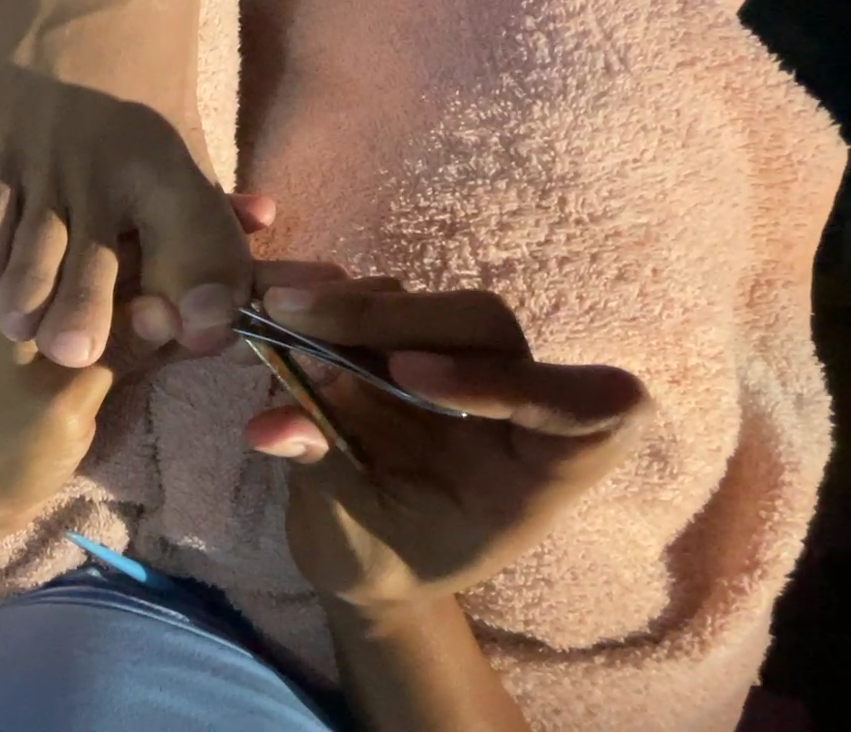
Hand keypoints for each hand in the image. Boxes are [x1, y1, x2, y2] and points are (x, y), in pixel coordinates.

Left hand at [0, 245, 302, 548]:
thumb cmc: (1, 440)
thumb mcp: (61, 396)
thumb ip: (116, 350)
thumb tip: (175, 306)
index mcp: (44, 288)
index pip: (122, 240)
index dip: (184, 224)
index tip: (251, 214)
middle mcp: (63, 294)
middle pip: (143, 259)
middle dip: (202, 243)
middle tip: (268, 224)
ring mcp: (78, 326)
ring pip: (147, 292)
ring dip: (196, 281)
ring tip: (262, 262)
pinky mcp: (90, 360)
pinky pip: (141, 333)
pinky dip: (178, 326)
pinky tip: (221, 319)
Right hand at [242, 276, 651, 611]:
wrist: (363, 551)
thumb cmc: (382, 559)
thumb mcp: (353, 539)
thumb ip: (323, 474)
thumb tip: (266, 427)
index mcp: (535, 469)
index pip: (591, 407)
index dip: (512, 380)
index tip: (406, 377)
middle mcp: (505, 404)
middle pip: (484, 325)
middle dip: (392, 317)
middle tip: (300, 318)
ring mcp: (450, 367)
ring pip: (427, 301)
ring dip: (351, 302)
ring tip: (278, 311)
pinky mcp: (397, 346)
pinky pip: (379, 300)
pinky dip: (329, 299)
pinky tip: (281, 312)